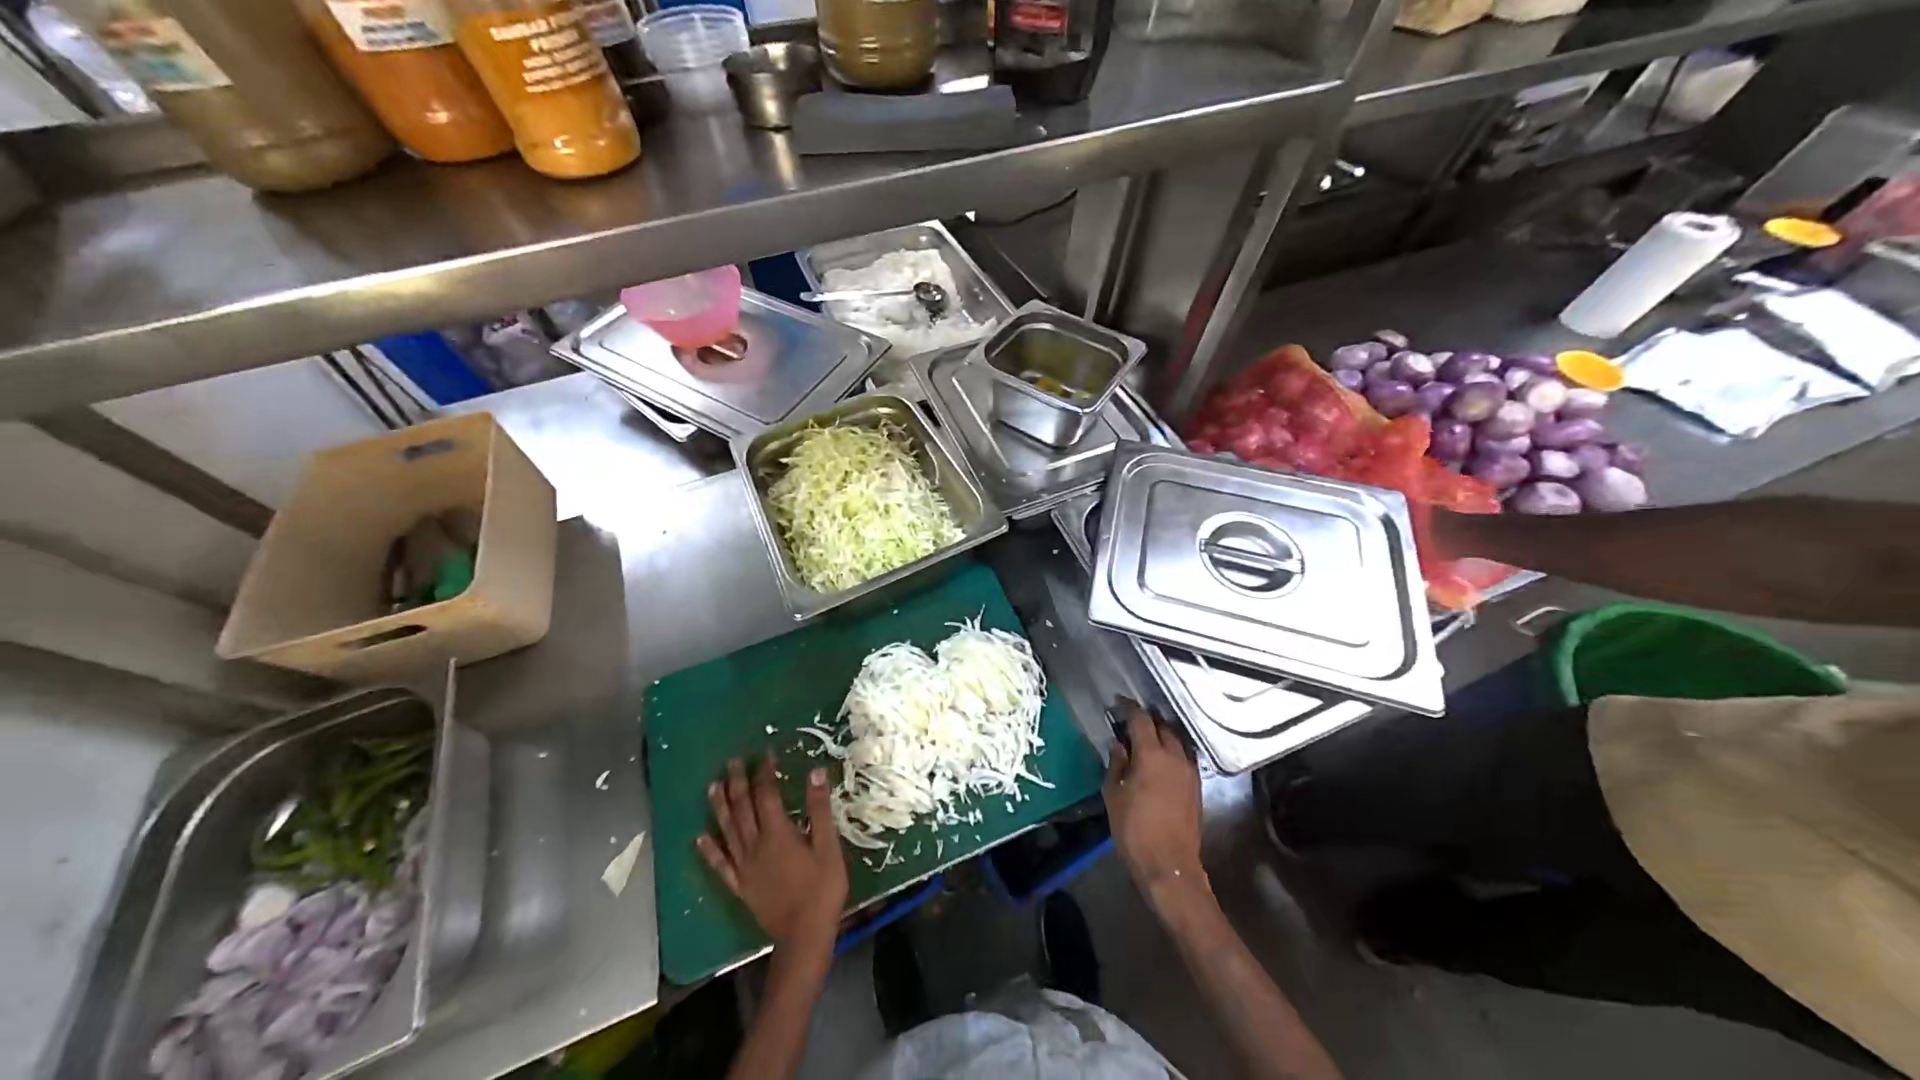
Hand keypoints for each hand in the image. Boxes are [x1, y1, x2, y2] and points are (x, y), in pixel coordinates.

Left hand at [697, 755, 847, 951]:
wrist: (804, 935)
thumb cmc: (822, 889)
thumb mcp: (828, 846)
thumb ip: (819, 809)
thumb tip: (815, 773)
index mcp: (777, 834)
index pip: (766, 794)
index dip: (764, 772)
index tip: (765, 754)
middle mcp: (755, 846)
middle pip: (742, 808)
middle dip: (737, 782)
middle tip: (732, 762)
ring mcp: (744, 867)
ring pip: (727, 831)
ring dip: (719, 807)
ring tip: (712, 786)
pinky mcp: (741, 886)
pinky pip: (720, 865)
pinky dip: (709, 850)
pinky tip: (700, 838)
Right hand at [1102, 698, 1205, 896]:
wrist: (1168, 863)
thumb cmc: (1134, 828)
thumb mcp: (1114, 794)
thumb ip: (1116, 763)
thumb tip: (1118, 744)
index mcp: (1152, 755)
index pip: (1141, 720)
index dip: (1129, 708)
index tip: (1119, 702)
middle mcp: (1176, 757)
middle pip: (1163, 727)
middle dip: (1147, 721)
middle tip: (1129, 722)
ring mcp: (1190, 772)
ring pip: (1177, 741)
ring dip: (1162, 735)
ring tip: (1145, 739)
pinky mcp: (1196, 787)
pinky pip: (1184, 757)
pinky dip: (1171, 752)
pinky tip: (1159, 760)